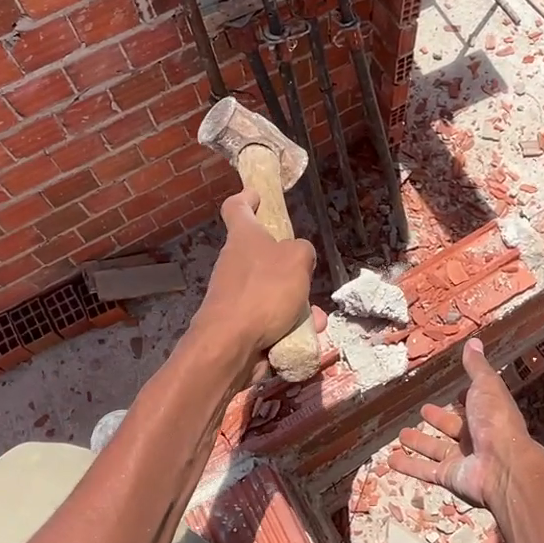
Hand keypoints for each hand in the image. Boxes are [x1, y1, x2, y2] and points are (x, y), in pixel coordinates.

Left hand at [190, 187, 317, 364]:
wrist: (230, 346)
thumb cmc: (263, 291)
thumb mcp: (298, 259)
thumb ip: (303, 251)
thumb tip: (299, 257)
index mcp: (244, 238)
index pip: (237, 208)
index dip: (248, 198)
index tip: (257, 195)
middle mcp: (234, 264)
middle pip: (263, 257)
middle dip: (290, 269)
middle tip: (307, 278)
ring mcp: (234, 296)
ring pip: (273, 294)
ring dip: (297, 305)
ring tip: (313, 319)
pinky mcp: (238, 326)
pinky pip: (271, 321)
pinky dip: (289, 328)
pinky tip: (304, 337)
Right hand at [390, 338, 537, 508]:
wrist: (503, 465)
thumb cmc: (496, 420)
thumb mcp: (486, 385)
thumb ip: (476, 366)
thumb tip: (474, 341)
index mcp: (486, 413)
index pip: (473, 405)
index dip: (464, 399)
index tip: (455, 394)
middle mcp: (475, 436)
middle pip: (452, 427)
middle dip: (439, 419)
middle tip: (423, 411)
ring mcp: (462, 459)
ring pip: (435, 448)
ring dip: (419, 442)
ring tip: (402, 434)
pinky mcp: (449, 476)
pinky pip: (424, 469)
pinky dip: (408, 465)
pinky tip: (391, 460)